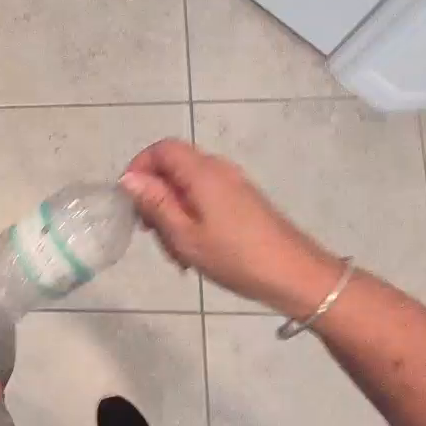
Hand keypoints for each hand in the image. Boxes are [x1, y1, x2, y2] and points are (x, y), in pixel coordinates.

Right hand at [121, 138, 343, 317]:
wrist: (296, 276)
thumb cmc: (236, 257)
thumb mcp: (185, 235)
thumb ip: (155, 203)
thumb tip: (128, 177)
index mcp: (203, 173)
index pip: (162, 149)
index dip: (139, 167)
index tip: (131, 202)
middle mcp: (219, 170)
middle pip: (173, 168)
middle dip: (155, 198)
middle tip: (153, 235)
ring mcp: (234, 185)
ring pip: (188, 188)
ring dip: (173, 215)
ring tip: (178, 253)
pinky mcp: (243, 202)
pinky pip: (205, 200)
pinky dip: (192, 220)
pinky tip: (196, 252)